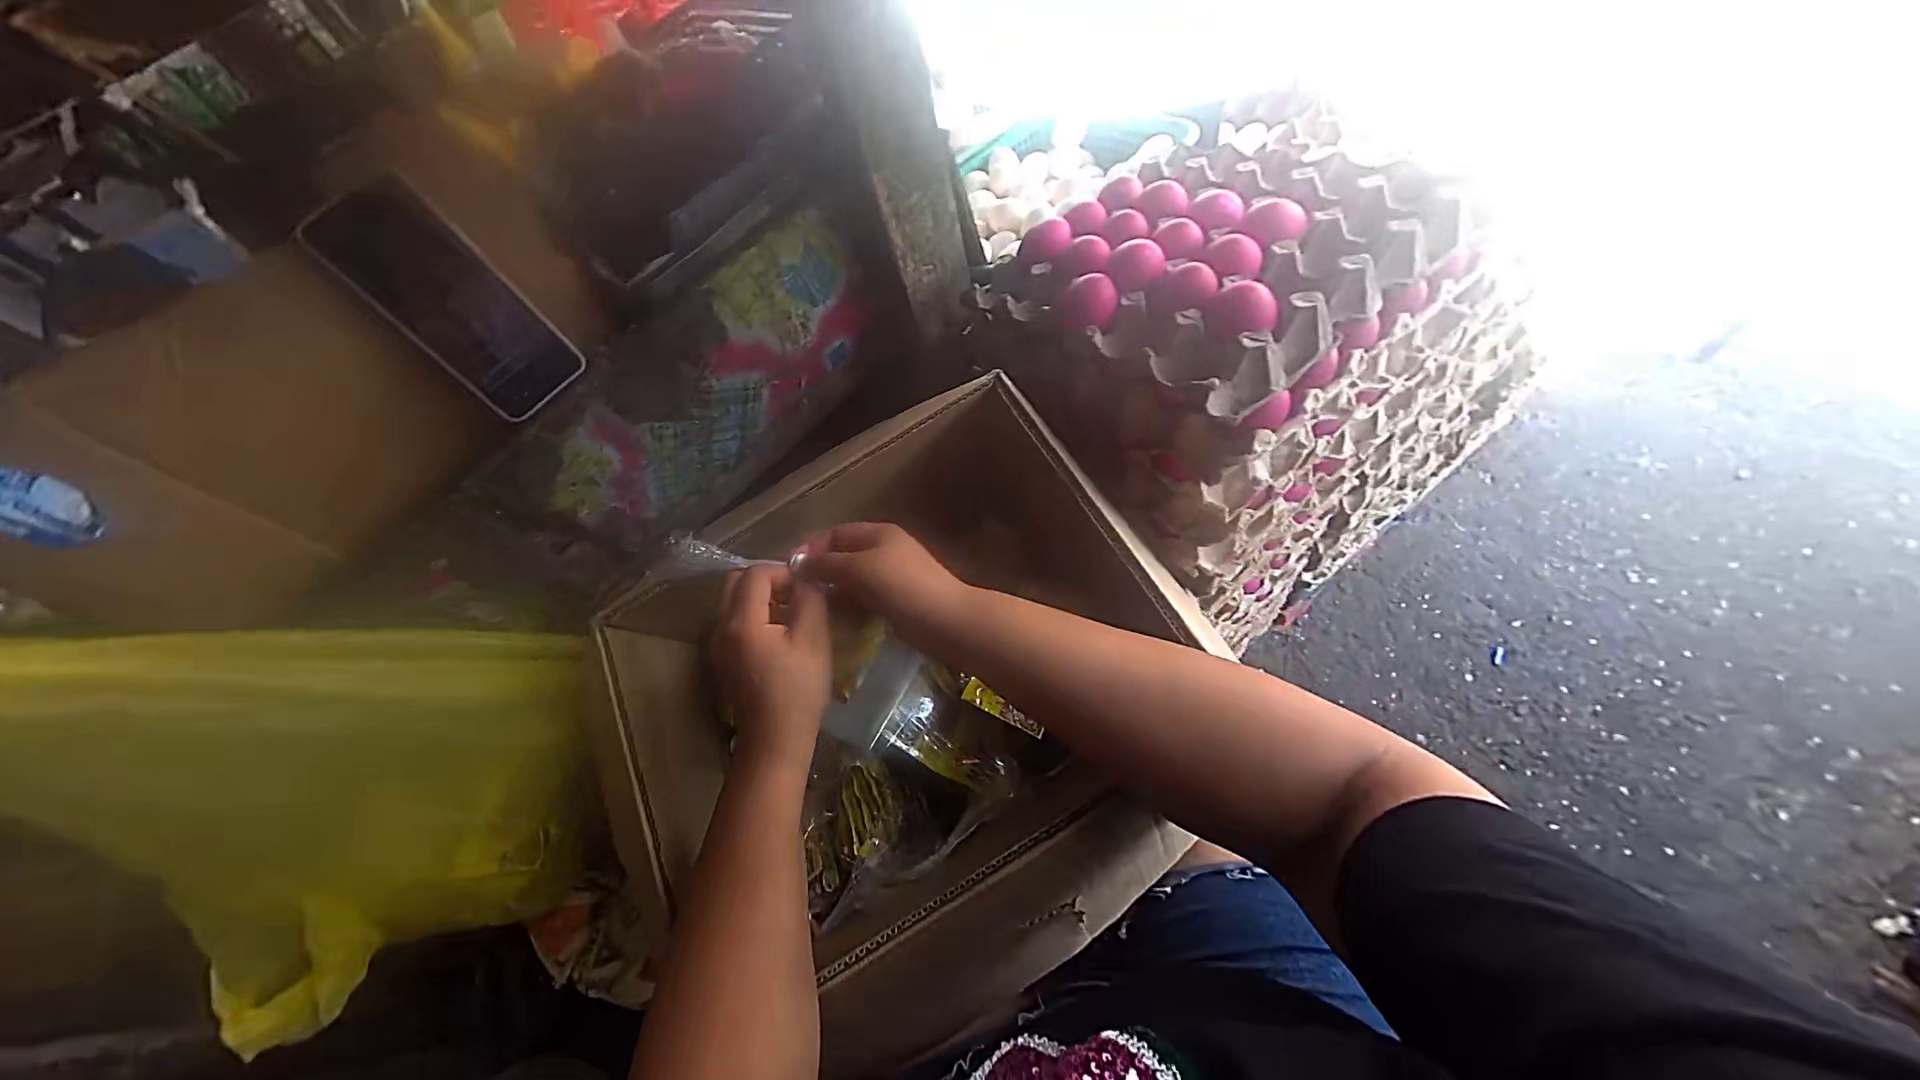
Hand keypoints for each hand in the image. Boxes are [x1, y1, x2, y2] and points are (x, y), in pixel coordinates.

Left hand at [711, 564, 829, 767]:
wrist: (774, 739)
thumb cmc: (798, 690)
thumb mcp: (814, 640)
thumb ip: (810, 599)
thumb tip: (805, 579)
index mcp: (741, 621)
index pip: (756, 573)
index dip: (783, 572)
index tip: (807, 587)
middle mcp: (721, 627)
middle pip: (735, 581)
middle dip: (767, 579)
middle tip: (796, 595)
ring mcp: (717, 644)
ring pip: (732, 601)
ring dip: (760, 597)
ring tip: (792, 615)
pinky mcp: (722, 658)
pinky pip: (733, 621)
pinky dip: (754, 615)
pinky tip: (780, 635)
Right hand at [791, 523, 971, 645]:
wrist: (946, 620)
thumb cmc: (902, 587)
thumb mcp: (860, 569)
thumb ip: (827, 563)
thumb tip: (796, 561)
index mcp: (878, 533)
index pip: (835, 533)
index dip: (811, 547)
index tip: (788, 569)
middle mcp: (885, 549)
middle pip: (844, 555)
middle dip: (820, 570)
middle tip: (797, 592)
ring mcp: (893, 575)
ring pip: (854, 578)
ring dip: (834, 589)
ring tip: (811, 606)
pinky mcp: (898, 599)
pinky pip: (865, 597)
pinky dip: (850, 603)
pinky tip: (836, 617)